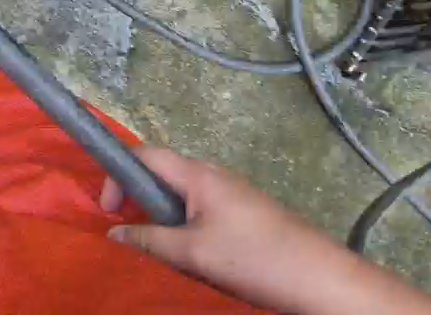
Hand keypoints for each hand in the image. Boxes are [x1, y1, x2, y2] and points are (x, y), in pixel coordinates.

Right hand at [101, 147, 430, 313]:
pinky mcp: (246, 212)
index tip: (109, 209)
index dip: (119, 172)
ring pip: (182, 192)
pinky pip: (202, 207)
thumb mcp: (194, 254)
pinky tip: (193, 254)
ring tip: (159, 246)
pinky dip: (185, 222)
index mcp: (197, 173)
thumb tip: (114, 230)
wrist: (321, 279)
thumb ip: (150, 240)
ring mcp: (232, 191)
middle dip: (139, 194)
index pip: (145, 153)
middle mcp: (212, 173)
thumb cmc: (254, 258)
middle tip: (130, 229)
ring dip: (162, 212)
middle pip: (163, 170)